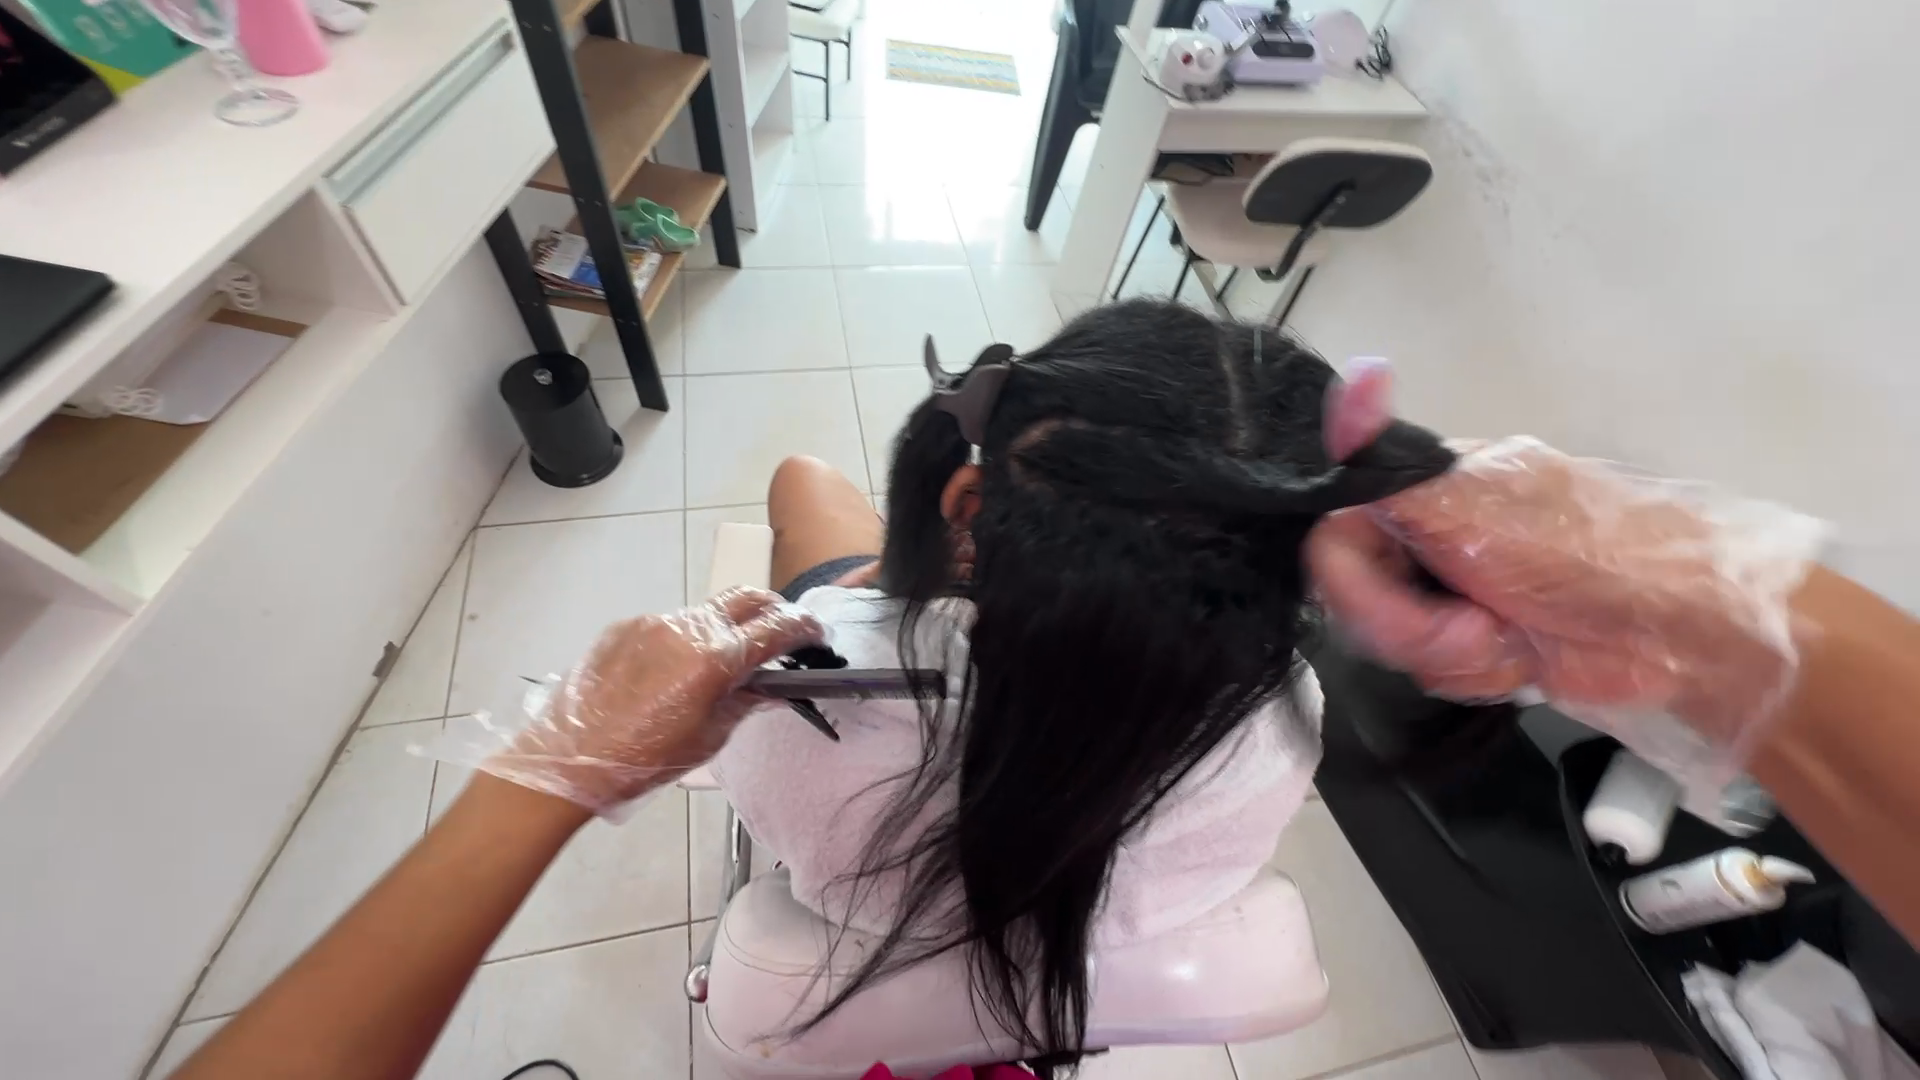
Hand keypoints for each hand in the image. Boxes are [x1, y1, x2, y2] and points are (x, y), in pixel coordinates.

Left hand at [479, 588, 823, 813]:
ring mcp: (654, 621)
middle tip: (784, 635)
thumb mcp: (710, 737)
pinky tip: (672, 674)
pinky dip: (687, 640)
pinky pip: (671, 624)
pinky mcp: (626, 625)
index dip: (806, 627)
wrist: (563, 761)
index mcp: (714, 658)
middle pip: (748, 597)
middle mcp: (688, 626)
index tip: (818, 636)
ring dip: (728, 629)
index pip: (777, 626)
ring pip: (708, 612)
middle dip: (774, 610)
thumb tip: (773, 686)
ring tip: (720, 666)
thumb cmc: (645, 759)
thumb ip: (747, 701)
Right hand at [1308, 364, 1823, 768]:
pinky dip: (1472, 672)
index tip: (1402, 606)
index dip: (1356, 586)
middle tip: (1478, 633)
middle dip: (1412, 629)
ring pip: (1386, 640)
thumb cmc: (1582, 552)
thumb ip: (1395, 458)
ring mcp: (1443, 593)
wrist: (1690, 633)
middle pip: (1352, 599)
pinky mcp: (1468, 641)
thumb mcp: (1474, 500)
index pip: (1331, 542)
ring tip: (1509, 644)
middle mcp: (1419, 539)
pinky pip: (1426, 669)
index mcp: (1415, 493)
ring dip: (1450, 654)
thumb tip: (1356, 371)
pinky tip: (1518, 659)